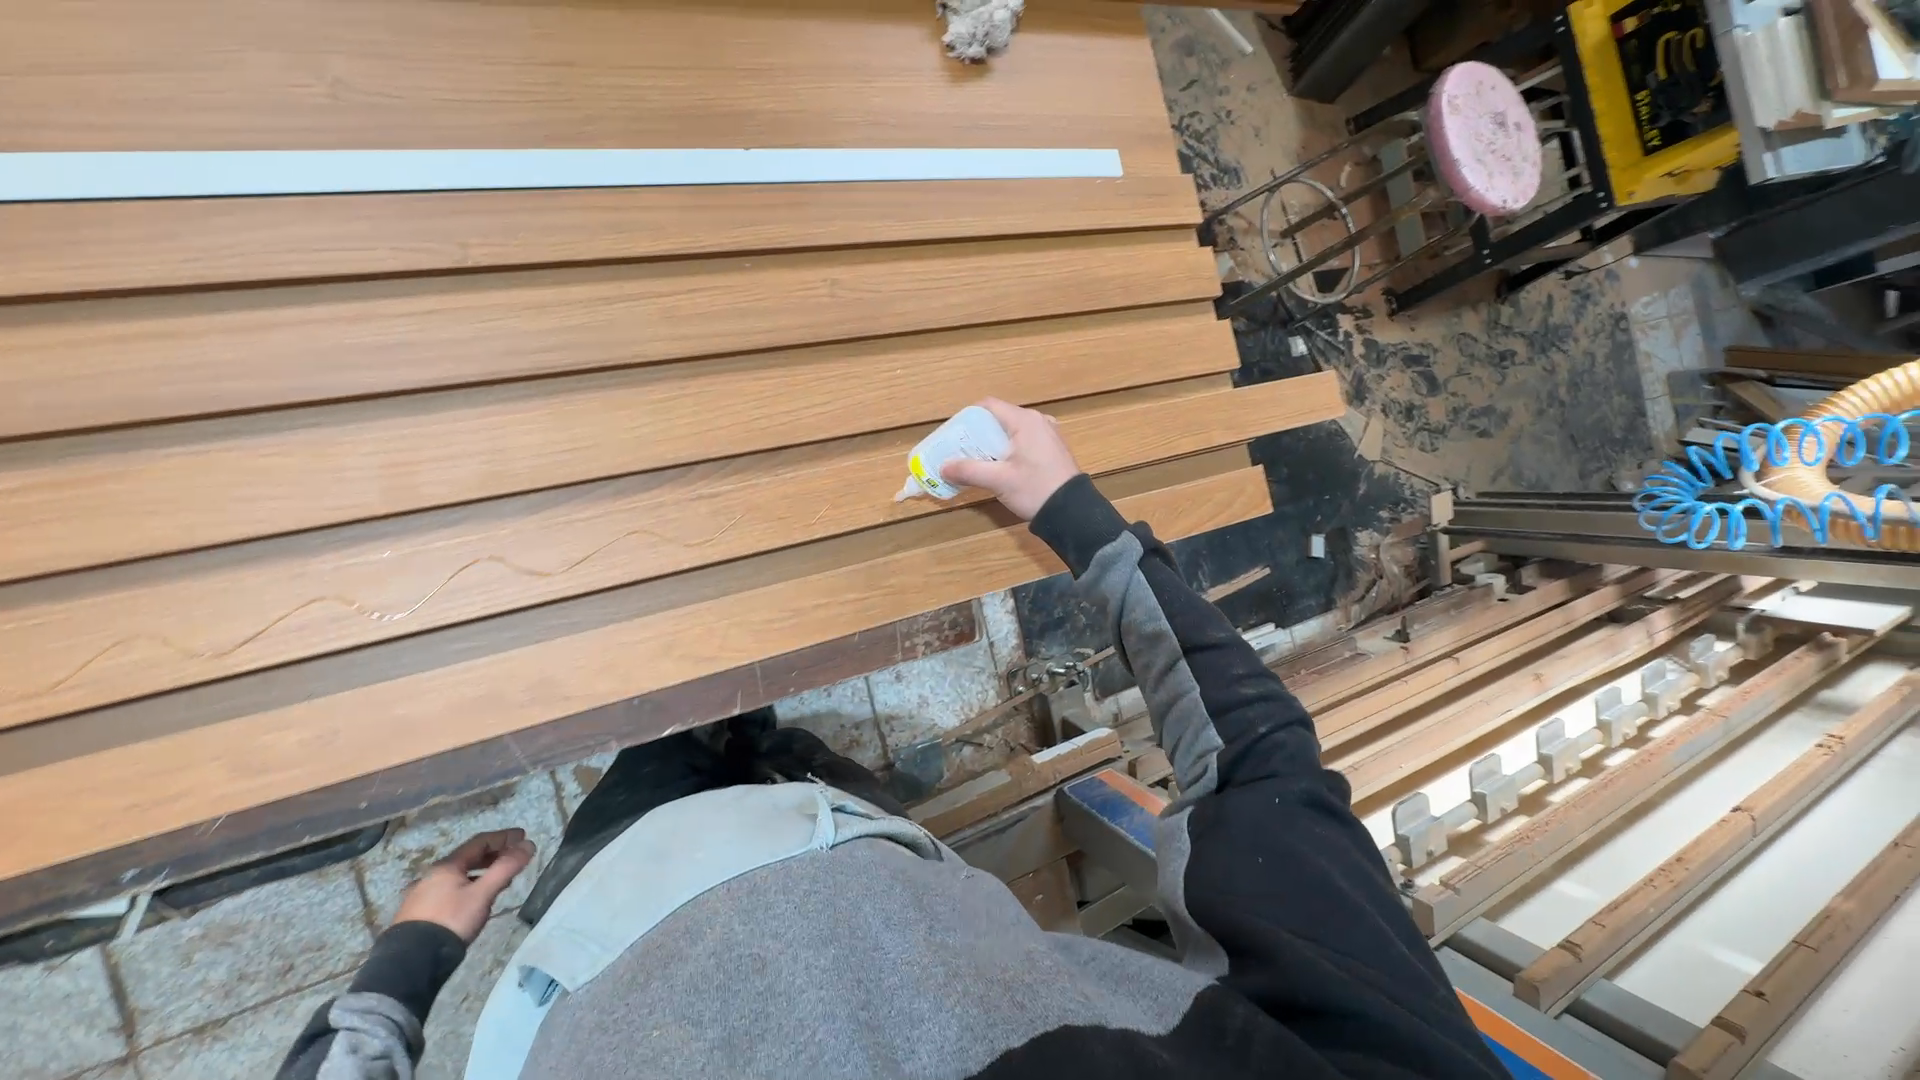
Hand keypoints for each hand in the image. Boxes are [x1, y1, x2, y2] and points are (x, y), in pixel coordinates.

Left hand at [392, 828, 535, 942]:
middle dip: (493, 855)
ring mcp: (421, 894)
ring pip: (458, 876)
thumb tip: (529, 844)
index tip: (523, 836)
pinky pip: (448, 890)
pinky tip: (473, 900)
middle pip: (467, 858)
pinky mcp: (417, 913)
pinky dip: (467, 887)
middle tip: (513, 858)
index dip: (503, 837)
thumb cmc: (451, 920)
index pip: (479, 842)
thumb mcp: (483, 893)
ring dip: (481, 873)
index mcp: (446, 866)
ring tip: (498, 881)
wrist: (411, 960)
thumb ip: (506, 868)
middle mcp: (431, 875)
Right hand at [939, 397, 1081, 520]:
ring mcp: (1049, 434)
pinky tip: (1001, 467)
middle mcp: (1038, 421)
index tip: (954, 434)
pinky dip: (1009, 449)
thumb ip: (969, 470)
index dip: (967, 417)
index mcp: (1025, 420)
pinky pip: (1025, 441)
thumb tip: (942, 467)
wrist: (1073, 512)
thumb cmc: (1035, 490)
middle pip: (1000, 418)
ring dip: (993, 443)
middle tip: (960, 451)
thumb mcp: (998, 481)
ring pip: (1012, 431)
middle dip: (977, 433)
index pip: (988, 406)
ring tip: (977, 461)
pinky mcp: (1053, 449)